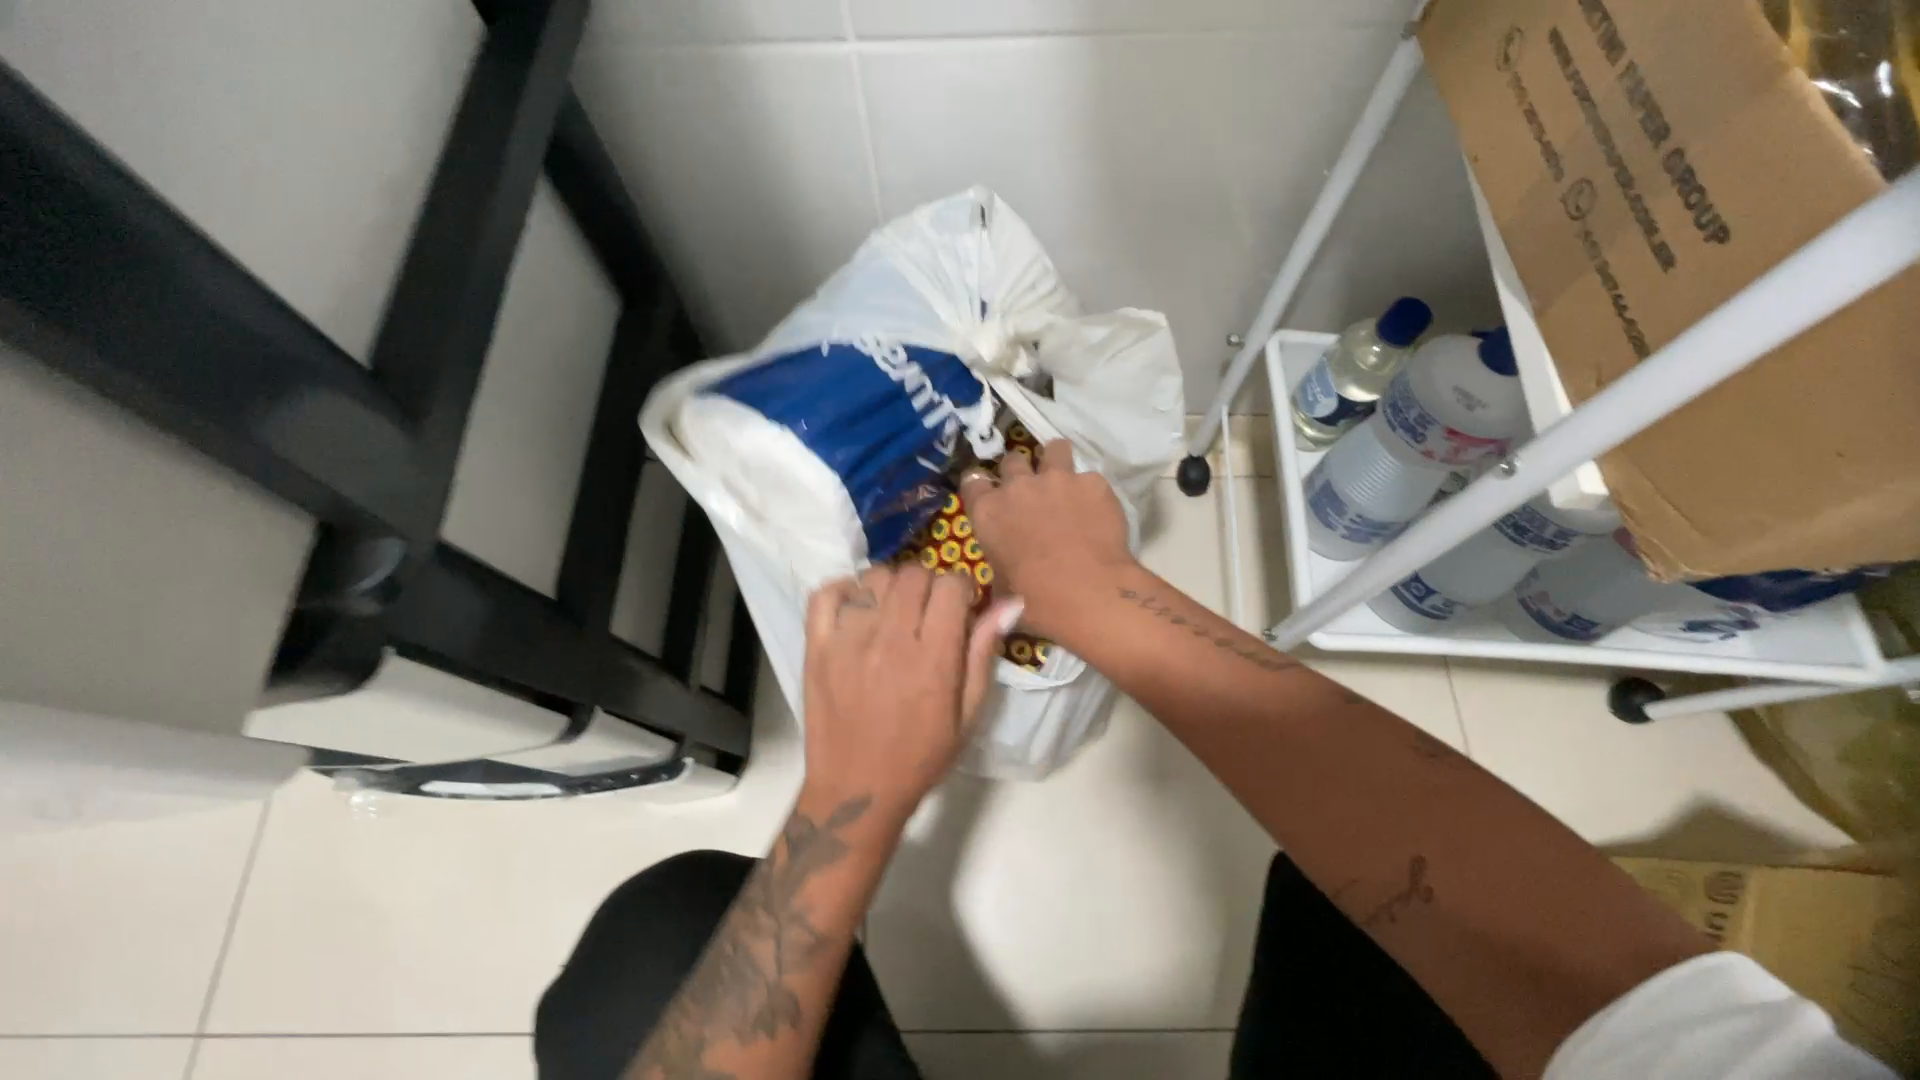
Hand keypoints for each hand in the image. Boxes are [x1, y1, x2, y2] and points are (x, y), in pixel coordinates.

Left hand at [802, 564, 1019, 820]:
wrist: (857, 789)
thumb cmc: (920, 756)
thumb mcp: (968, 715)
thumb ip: (983, 654)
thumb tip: (1008, 603)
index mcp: (933, 659)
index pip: (951, 586)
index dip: (962, 589)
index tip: (960, 607)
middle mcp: (890, 641)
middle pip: (913, 574)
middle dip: (929, 584)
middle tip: (928, 611)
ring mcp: (848, 641)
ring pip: (873, 578)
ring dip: (891, 587)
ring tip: (893, 612)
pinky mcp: (817, 647)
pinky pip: (825, 594)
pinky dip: (844, 590)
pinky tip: (857, 606)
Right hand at [961, 439, 1134, 641]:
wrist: (1086, 593)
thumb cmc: (1034, 600)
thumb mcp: (1000, 587)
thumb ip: (999, 566)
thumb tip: (1004, 573)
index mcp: (988, 512)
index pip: (973, 482)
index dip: (982, 488)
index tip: (990, 495)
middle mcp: (1019, 486)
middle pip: (1012, 460)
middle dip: (1020, 472)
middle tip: (1031, 492)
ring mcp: (1058, 479)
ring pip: (1054, 449)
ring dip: (1056, 461)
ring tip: (1065, 481)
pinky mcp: (1093, 483)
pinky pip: (1090, 478)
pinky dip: (1091, 492)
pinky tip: (1098, 511)